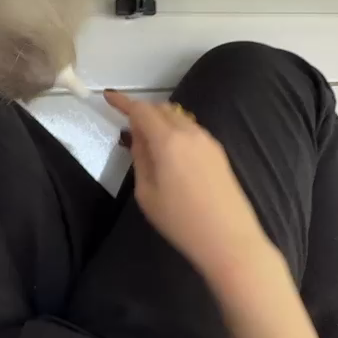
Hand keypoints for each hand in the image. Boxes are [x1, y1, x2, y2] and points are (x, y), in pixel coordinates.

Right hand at [105, 91, 278, 285]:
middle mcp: (189, 133)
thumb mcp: (147, 193)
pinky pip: (190, 130)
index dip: (123, 101)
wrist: (230, 240)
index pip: (141, 110)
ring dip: (159, 120)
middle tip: (126, 127)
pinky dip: (174, 130)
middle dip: (141, 111)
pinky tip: (170, 153)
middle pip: (161, 109)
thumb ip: (140, 158)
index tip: (108, 96)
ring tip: (147, 142)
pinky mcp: (219, 152)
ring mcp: (208, 141)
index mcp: (168, 141)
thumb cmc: (181, 221)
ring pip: (178, 117)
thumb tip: (138, 137)